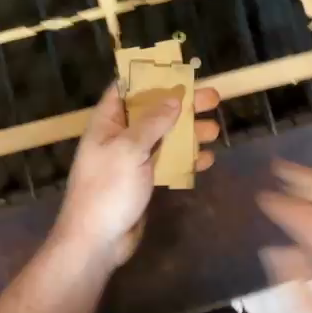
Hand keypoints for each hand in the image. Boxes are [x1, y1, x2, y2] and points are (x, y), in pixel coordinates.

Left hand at [51, 82, 221, 270]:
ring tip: (215, 131)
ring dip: (189, 133)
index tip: (180, 71)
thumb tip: (174, 98)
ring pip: (165, 138)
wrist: (96, 241)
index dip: (151, 77)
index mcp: (108, 121)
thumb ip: (153, 122)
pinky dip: (186, 159)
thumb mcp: (129, 149)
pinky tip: (206, 159)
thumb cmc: (107, 188)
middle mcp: (120, 135)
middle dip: (183, 105)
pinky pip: (168, 163)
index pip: (127, 88)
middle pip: (154, 111)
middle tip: (213, 99)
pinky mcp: (143, 181)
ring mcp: (132, 159)